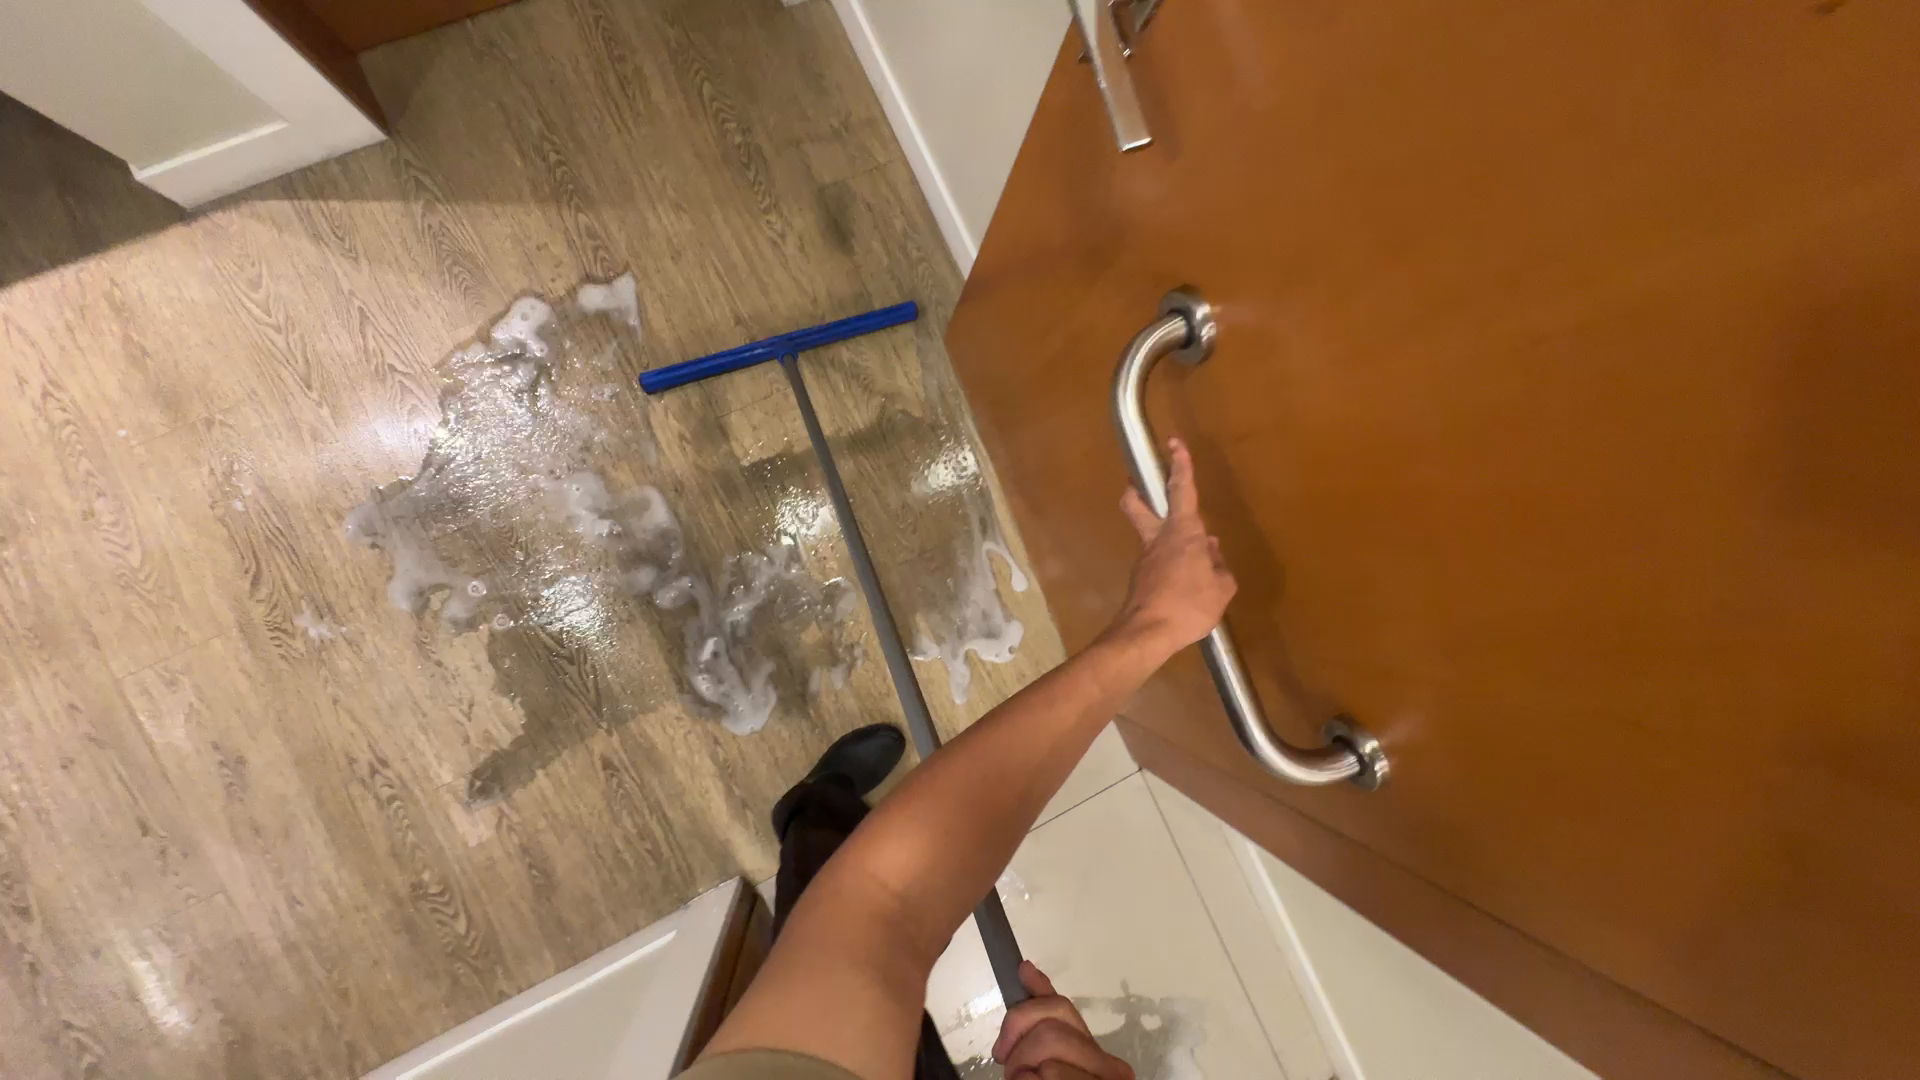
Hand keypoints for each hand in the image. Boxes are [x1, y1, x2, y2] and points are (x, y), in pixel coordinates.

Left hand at [993, 962, 1134, 1079]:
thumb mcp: (1045, 1060)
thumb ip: (1040, 1018)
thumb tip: (1026, 969)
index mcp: (1098, 1054)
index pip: (1062, 1008)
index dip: (1027, 1009)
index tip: (1009, 1021)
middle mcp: (1111, 1070)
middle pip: (1050, 1028)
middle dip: (1019, 1047)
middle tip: (1013, 1073)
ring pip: (1048, 1061)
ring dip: (1022, 1074)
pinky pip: (1046, 1079)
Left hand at [1112, 438, 1236, 655]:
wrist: (1147, 633)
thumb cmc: (1189, 605)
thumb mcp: (1222, 588)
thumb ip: (1219, 567)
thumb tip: (1212, 553)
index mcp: (1182, 532)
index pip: (1181, 489)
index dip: (1180, 465)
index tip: (1175, 444)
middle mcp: (1158, 538)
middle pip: (1136, 505)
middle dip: (1136, 490)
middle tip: (1139, 483)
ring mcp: (1145, 558)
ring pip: (1151, 536)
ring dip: (1167, 538)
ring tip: (1195, 561)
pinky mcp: (1140, 579)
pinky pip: (1158, 562)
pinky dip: (1170, 564)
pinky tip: (1186, 585)